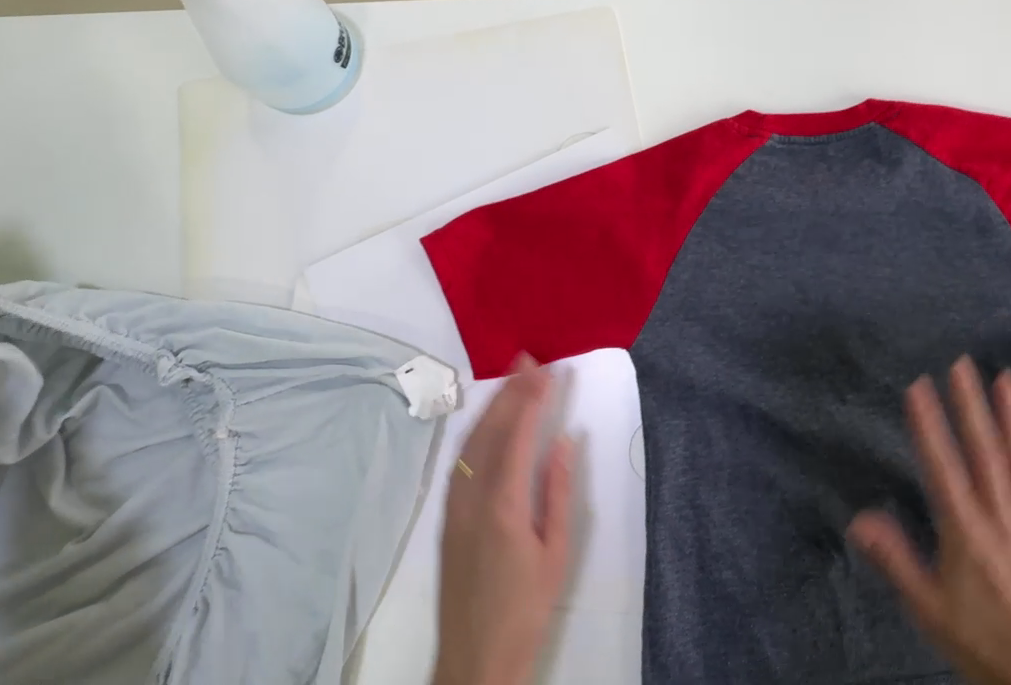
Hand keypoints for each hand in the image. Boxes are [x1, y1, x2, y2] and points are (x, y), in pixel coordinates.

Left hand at [432, 354, 573, 684]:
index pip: (519, 435)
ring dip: (492, 406)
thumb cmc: (527, 608)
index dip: (532, 398)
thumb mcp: (556, 554)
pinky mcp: (447, 517)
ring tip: (511, 379)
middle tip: (528, 357)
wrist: (474, 658)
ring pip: (470, 442)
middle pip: (490, 430)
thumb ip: (558, 493)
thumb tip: (563, 441)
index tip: (547, 368)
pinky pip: (461, 460)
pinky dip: (477, 431)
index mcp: (504, 505)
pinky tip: (488, 423)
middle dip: (510, 390)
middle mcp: (472, 496)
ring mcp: (454, 505)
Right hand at [848, 356, 1010, 684]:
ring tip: (1004, 379)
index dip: (929, 424)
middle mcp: (1001, 518)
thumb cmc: (980, 642)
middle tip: (962, 363)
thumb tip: (859, 519)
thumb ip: (895, 561)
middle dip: (971, 405)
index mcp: (966, 532)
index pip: (943, 466)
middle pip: (986, 452)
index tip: (919, 386)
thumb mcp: (927, 608)